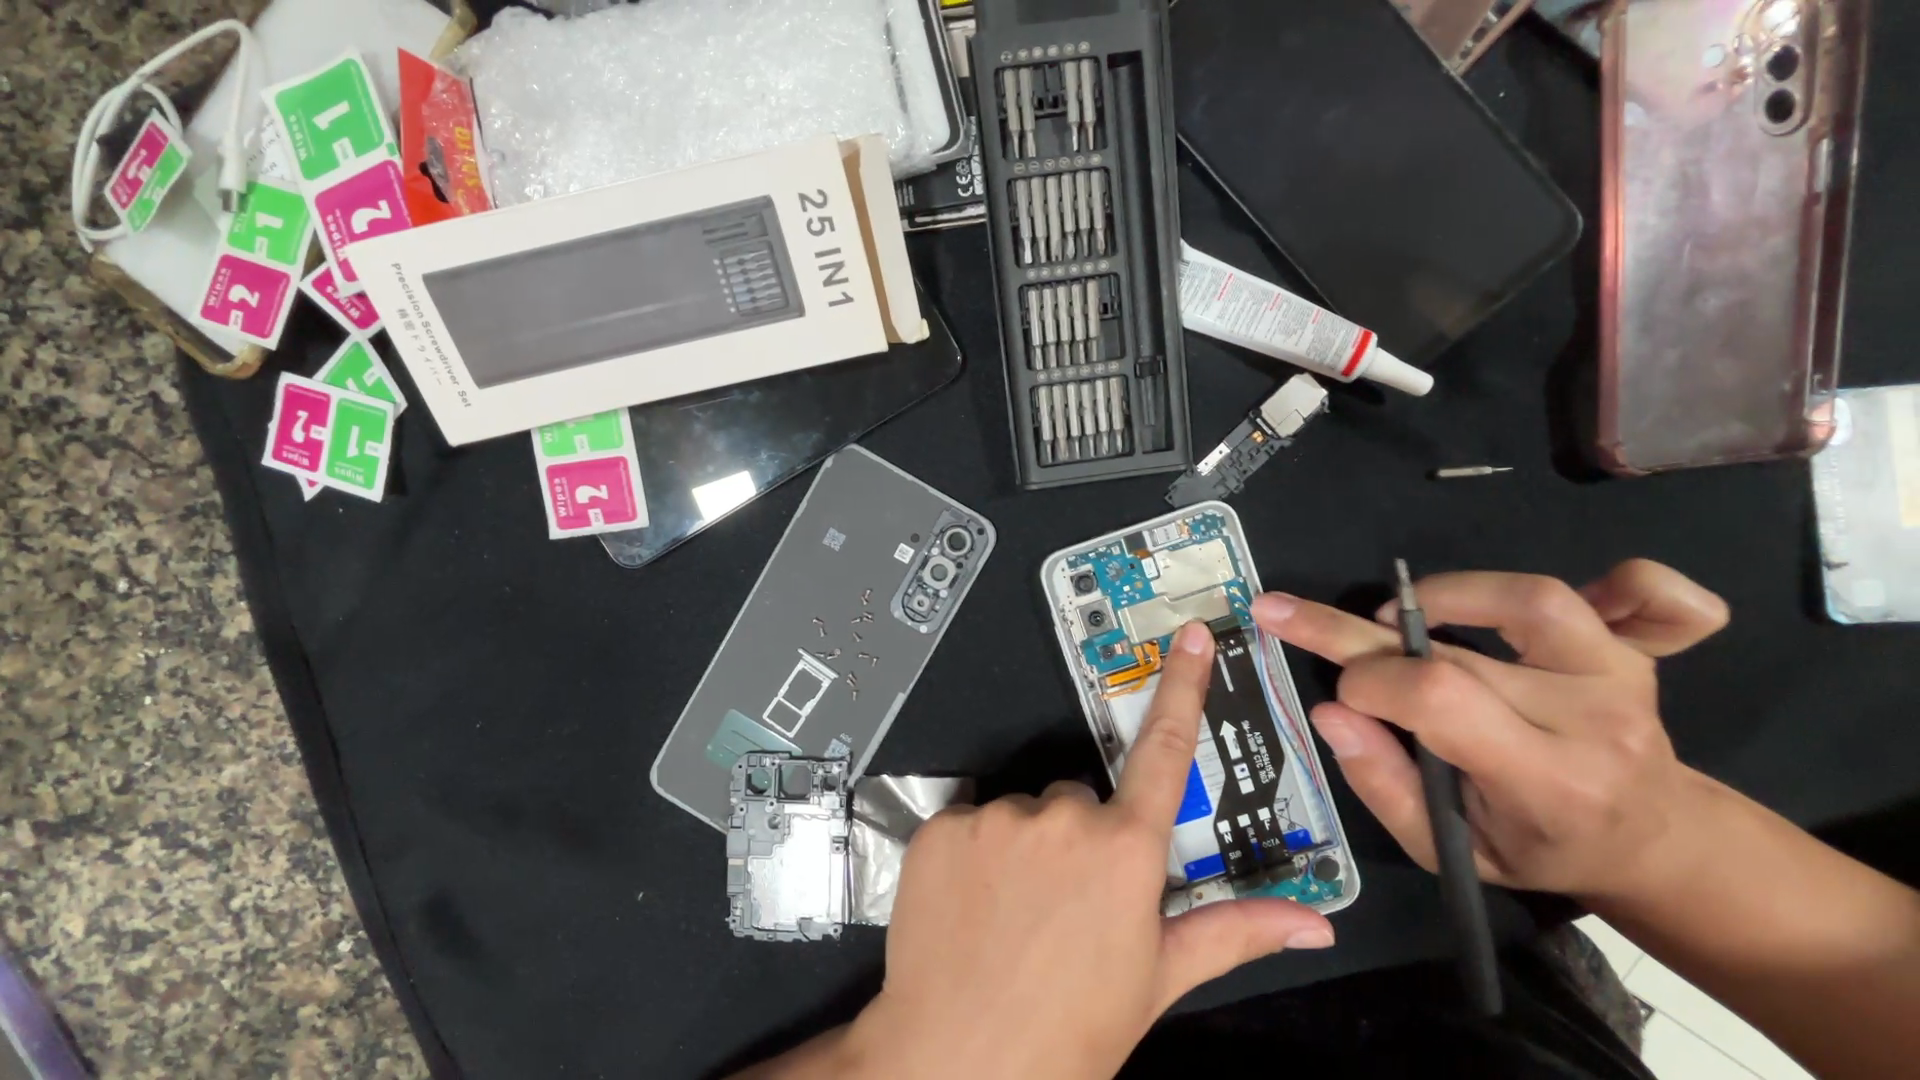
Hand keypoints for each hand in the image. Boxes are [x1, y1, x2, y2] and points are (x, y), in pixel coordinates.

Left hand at [844, 621, 1334, 1079]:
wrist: (957, 1063)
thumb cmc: (1067, 1032)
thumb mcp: (1157, 980)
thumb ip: (1233, 932)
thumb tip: (1312, 921)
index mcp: (1126, 849)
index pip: (1166, 750)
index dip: (1183, 688)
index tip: (1191, 639)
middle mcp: (1063, 817)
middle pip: (1081, 798)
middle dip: (1083, 836)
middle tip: (1069, 903)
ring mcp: (998, 817)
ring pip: (1025, 813)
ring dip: (1027, 847)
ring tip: (1018, 913)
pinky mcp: (943, 825)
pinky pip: (971, 820)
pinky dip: (975, 853)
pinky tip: (975, 904)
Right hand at [1250, 559, 1727, 900]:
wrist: (1647, 840)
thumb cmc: (1536, 848)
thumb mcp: (1449, 848)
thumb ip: (1384, 784)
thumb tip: (1330, 711)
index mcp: (1544, 781)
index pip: (1439, 698)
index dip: (1369, 680)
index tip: (1341, 694)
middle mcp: (1591, 721)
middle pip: (1457, 651)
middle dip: (1362, 635)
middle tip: (1291, 614)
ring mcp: (1621, 677)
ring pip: (1525, 599)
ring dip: (1444, 594)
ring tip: (1397, 616)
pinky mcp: (1633, 651)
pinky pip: (1641, 590)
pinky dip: (1610, 579)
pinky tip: (1536, 592)